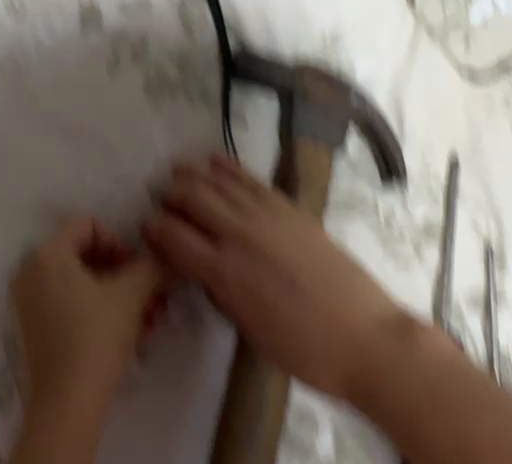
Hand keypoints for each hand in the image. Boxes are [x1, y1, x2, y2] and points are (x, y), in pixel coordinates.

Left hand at [11, 217, 167, 422]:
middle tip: (154, 296)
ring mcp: (31, 301)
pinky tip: (136, 334)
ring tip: (152, 320)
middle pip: (88, 255)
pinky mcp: (37, 329)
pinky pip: (74, 305)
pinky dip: (104, 312)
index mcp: (46, 254)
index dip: (120, 242)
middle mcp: (31, 271)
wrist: (66, 405)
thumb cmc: (95, 338)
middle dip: (127, 275)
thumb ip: (150, 265)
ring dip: (122, 296)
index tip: (140, 269)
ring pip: (85, 284)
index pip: (89, 225)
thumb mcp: (130, 295)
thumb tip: (166, 253)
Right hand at [143, 154, 426, 404]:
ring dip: (193, 175)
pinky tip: (215, 161)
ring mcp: (267, 216)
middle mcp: (239, 235)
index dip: (153, 229)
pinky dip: (228, 167)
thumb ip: (220, 293)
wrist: (366, 337)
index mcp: (224, 272)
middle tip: (161, 199)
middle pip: (192, 199)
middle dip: (170, 196)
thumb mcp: (249, 330)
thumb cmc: (304, 350)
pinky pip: (251, 180)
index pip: (173, 237)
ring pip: (218, 183)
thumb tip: (202, 269)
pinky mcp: (291, 209)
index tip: (145, 228)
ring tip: (178, 171)